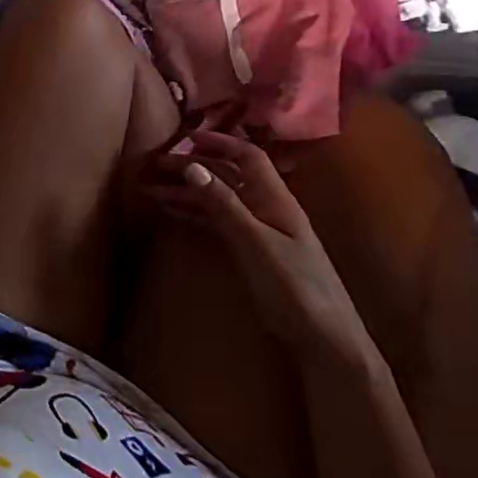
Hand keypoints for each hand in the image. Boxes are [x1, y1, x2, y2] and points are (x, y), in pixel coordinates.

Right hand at [150, 129, 374, 369]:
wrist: (325, 340)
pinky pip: (219, 222)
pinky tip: (173, 212)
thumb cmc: (294, 288)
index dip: (219, 142)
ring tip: (153, 189)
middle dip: (194, 167)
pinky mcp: (254, 253)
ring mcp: (261, 231)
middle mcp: (268, 208)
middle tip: (156, 165)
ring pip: (220, 200)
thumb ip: (224, 205)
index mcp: (275, 199)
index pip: (247, 157)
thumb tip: (192, 166)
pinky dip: (196, 213)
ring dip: (189, 191)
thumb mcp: (255, 243)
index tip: (185, 137)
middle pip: (228, 176)